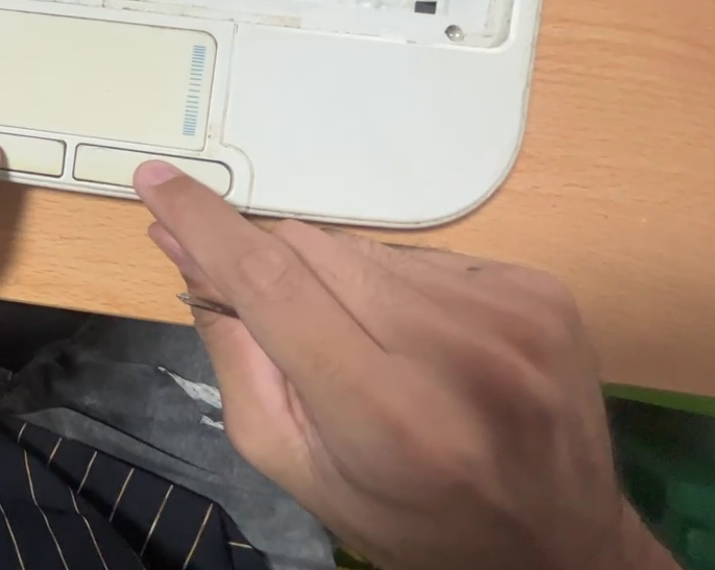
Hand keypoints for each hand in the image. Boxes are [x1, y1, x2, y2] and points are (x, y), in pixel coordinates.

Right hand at [134, 161, 673, 569]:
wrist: (561, 551)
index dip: (204, 225)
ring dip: (326, 276)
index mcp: (384, 412)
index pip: (270, 282)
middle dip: (265, 264)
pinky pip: (407, 251)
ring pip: (350, 245)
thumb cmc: (396, 512)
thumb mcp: (283, 450)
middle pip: (303, 248)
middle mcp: (457, 353)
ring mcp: (509, 316)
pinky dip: (384, 282)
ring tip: (361, 340)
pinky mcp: (539, 291)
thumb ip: (228, 343)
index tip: (153, 180)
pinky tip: (413, 337)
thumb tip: (179, 245)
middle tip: (279, 320)